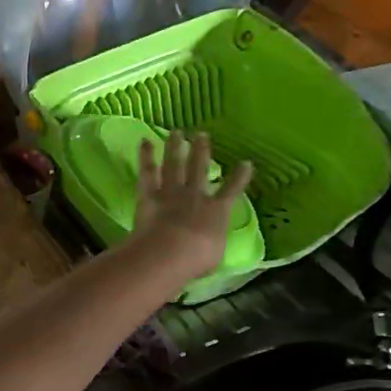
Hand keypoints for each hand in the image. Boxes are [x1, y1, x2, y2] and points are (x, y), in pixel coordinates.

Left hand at [134, 131, 254, 278]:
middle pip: (199, 168)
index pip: (232, 191)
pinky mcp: (148, 195)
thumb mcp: (213, 255)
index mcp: (217, 211)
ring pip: (175, 164)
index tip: (246, 163)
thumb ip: (211, 245)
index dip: (240, 177)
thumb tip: (209, 248)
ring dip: (176, 147)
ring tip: (177, 132)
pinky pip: (147, 172)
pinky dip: (146, 156)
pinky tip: (145, 141)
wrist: (169, 251)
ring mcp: (171, 192)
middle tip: (202, 134)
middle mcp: (195, 196)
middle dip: (202, 151)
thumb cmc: (196, 258)